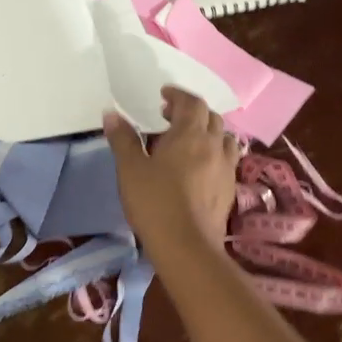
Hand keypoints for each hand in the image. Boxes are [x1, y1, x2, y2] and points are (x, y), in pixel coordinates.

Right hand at [105, 87, 241, 252]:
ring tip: (186, 140)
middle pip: (212, 118)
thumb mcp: (130, 167)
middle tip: (168, 116)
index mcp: (190, 136)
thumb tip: (112, 113)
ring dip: (207, 132)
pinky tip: (196, 167)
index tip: (162, 95)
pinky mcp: (229, 190)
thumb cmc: (154, 201)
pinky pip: (225, 160)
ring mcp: (226, 169)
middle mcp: (214, 147)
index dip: (178, 95)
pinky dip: (212, 153)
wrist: (187, 246)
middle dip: (191, 112)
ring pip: (224, 139)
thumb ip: (123, 138)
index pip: (192, 103)